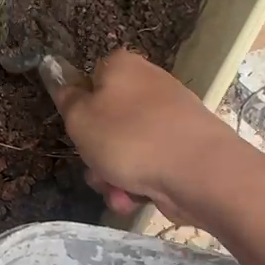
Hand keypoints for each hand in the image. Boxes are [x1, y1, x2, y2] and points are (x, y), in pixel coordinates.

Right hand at [52, 49, 239, 221]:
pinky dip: (137, 183)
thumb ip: (67, 99)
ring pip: (124, 148)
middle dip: (96, 153)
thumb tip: (65, 82)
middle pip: (106, 121)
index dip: (79, 108)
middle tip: (95, 168)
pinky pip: (148, 163)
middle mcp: (148, 85)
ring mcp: (169, 118)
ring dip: (112, 175)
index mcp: (122, 67)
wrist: (199, 172)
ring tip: (117, 191)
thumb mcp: (80, 118)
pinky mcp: (183, 147)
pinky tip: (135, 198)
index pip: (90, 80)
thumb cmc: (129, 138)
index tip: (77, 131)